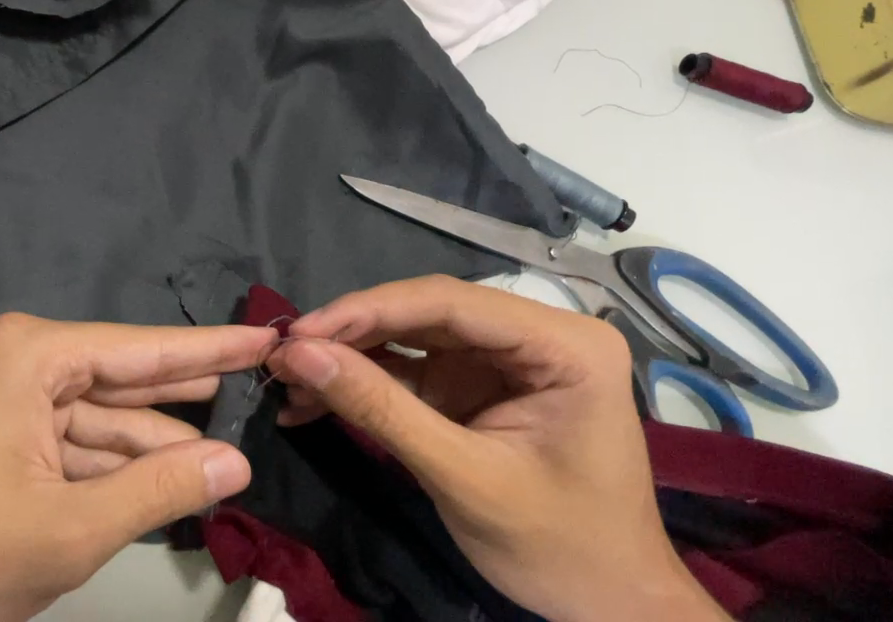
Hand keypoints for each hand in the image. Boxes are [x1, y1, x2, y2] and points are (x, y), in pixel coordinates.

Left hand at [0, 313, 275, 621]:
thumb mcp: (71, 527)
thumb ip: (159, 489)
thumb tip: (236, 464)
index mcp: (32, 354)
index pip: (141, 349)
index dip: (210, 350)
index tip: (267, 338)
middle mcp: (20, 359)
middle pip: (123, 379)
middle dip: (190, 399)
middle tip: (266, 392)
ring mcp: (7, 396)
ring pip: (100, 418)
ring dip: (156, 446)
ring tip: (232, 453)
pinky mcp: (0, 434)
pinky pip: (73, 443)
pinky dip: (116, 467)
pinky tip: (171, 479)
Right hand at [267, 276, 726, 621]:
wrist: (609, 611)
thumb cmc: (558, 547)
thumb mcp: (463, 477)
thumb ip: (381, 409)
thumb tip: (296, 353)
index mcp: (563, 343)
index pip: (449, 302)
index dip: (367, 311)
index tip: (299, 333)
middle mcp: (535, 333)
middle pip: (425, 312)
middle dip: (351, 333)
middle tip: (283, 352)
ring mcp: (503, 357)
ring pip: (409, 334)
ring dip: (349, 356)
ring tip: (287, 375)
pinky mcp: (477, 382)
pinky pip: (411, 366)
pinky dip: (364, 382)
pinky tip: (315, 396)